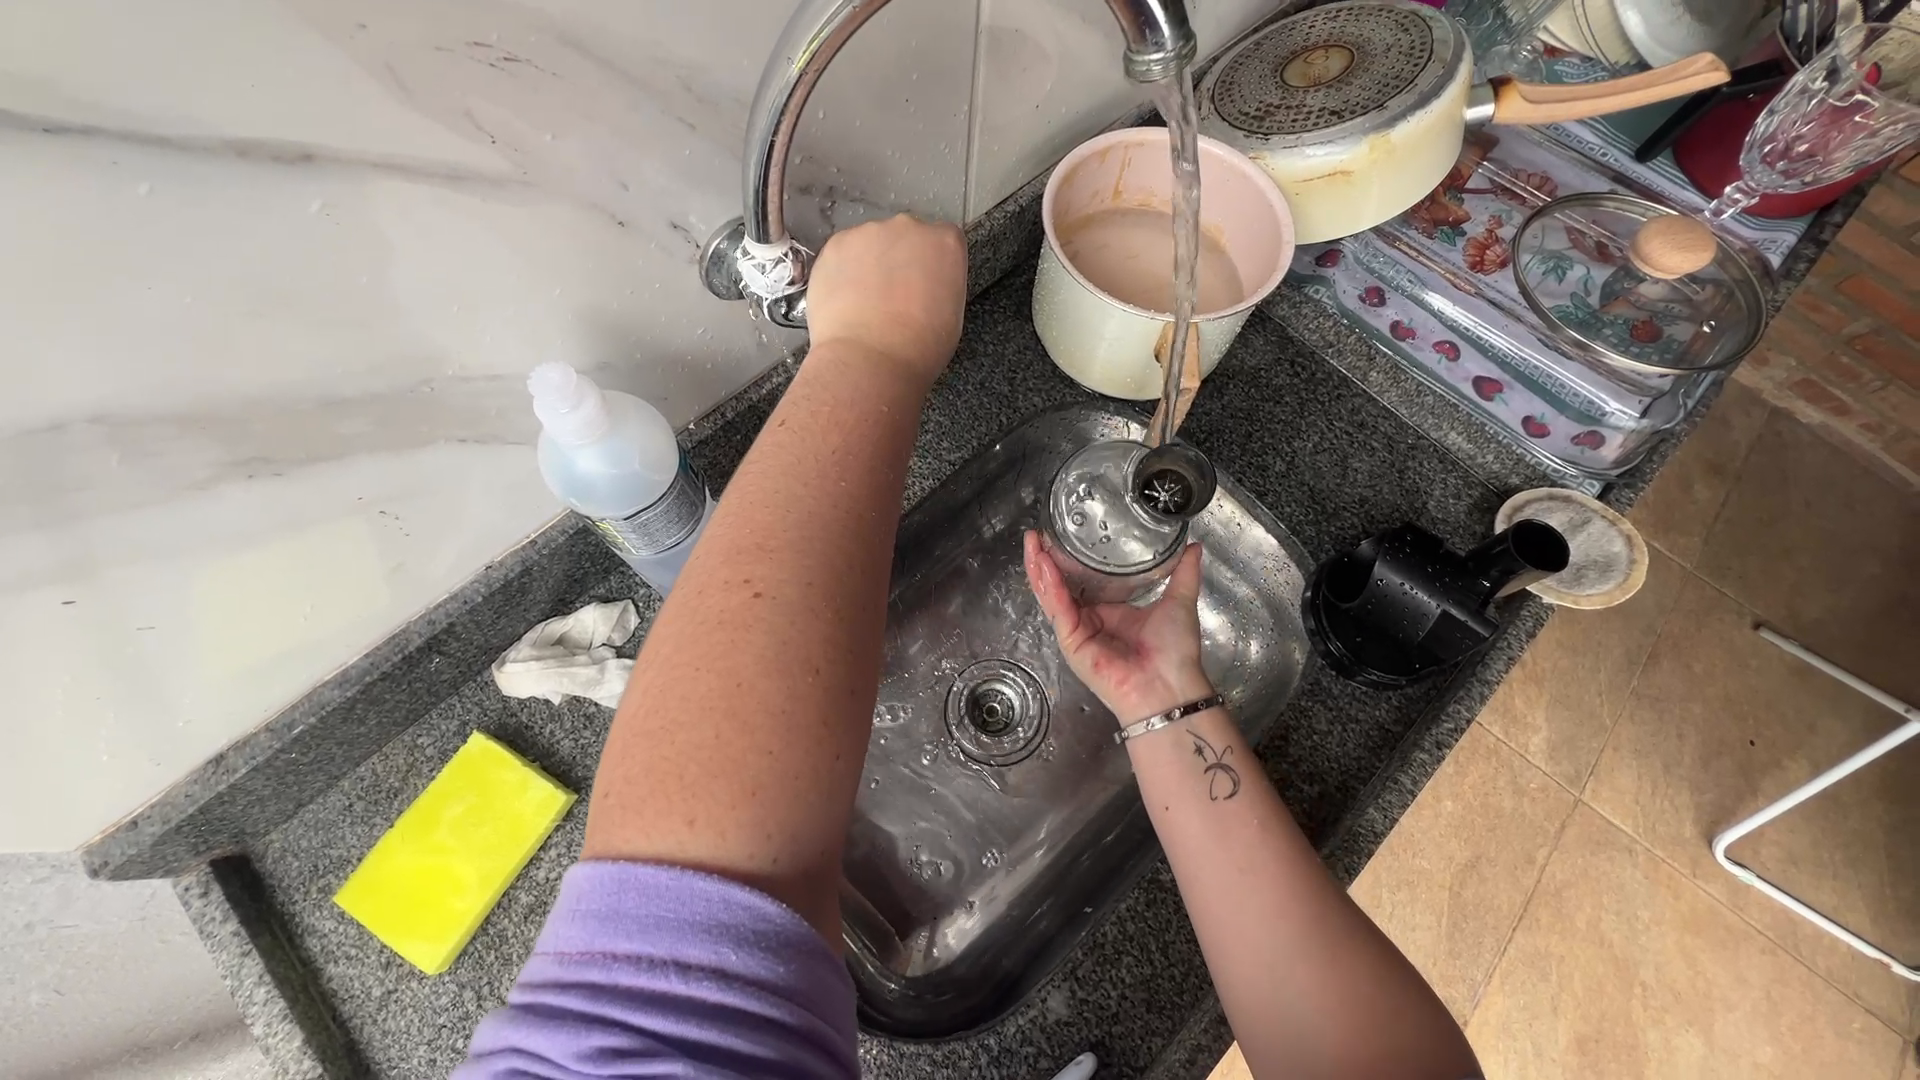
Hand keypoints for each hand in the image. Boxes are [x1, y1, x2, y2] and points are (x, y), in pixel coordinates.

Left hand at [805, 214, 966, 387]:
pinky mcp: (836, 246)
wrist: (869, 360)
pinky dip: (841, 273)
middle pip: (905, 236)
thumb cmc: (917, 348)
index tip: (924, 285)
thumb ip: (940, 286)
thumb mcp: (949, 316)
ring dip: (868, 266)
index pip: (944, 241)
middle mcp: (909, 228)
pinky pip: (842, 254)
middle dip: (899, 261)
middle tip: (893, 299)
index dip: (932, 266)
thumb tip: (924, 287)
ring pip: (870, 244)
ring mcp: (869, 233)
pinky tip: (846, 303)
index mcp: (946, 244)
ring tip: (865, 306)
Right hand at [1022, 530, 1214, 725]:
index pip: (1081, 581)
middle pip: (1059, 585)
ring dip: (1039, 568)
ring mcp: (1078, 632)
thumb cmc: (1174, 652)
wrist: (1169, 685)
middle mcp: (1089, 621)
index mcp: (1109, 612)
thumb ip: (1183, 573)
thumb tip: (1193, 546)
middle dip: (1045, 559)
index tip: (1063, 534)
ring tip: (1031, 542)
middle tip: (1036, 534)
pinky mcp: (1072, 642)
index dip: (1069, 559)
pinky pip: (1058, 609)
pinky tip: (1043, 565)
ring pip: (1051, 595)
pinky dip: (1049, 586)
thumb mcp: (1178, 602)